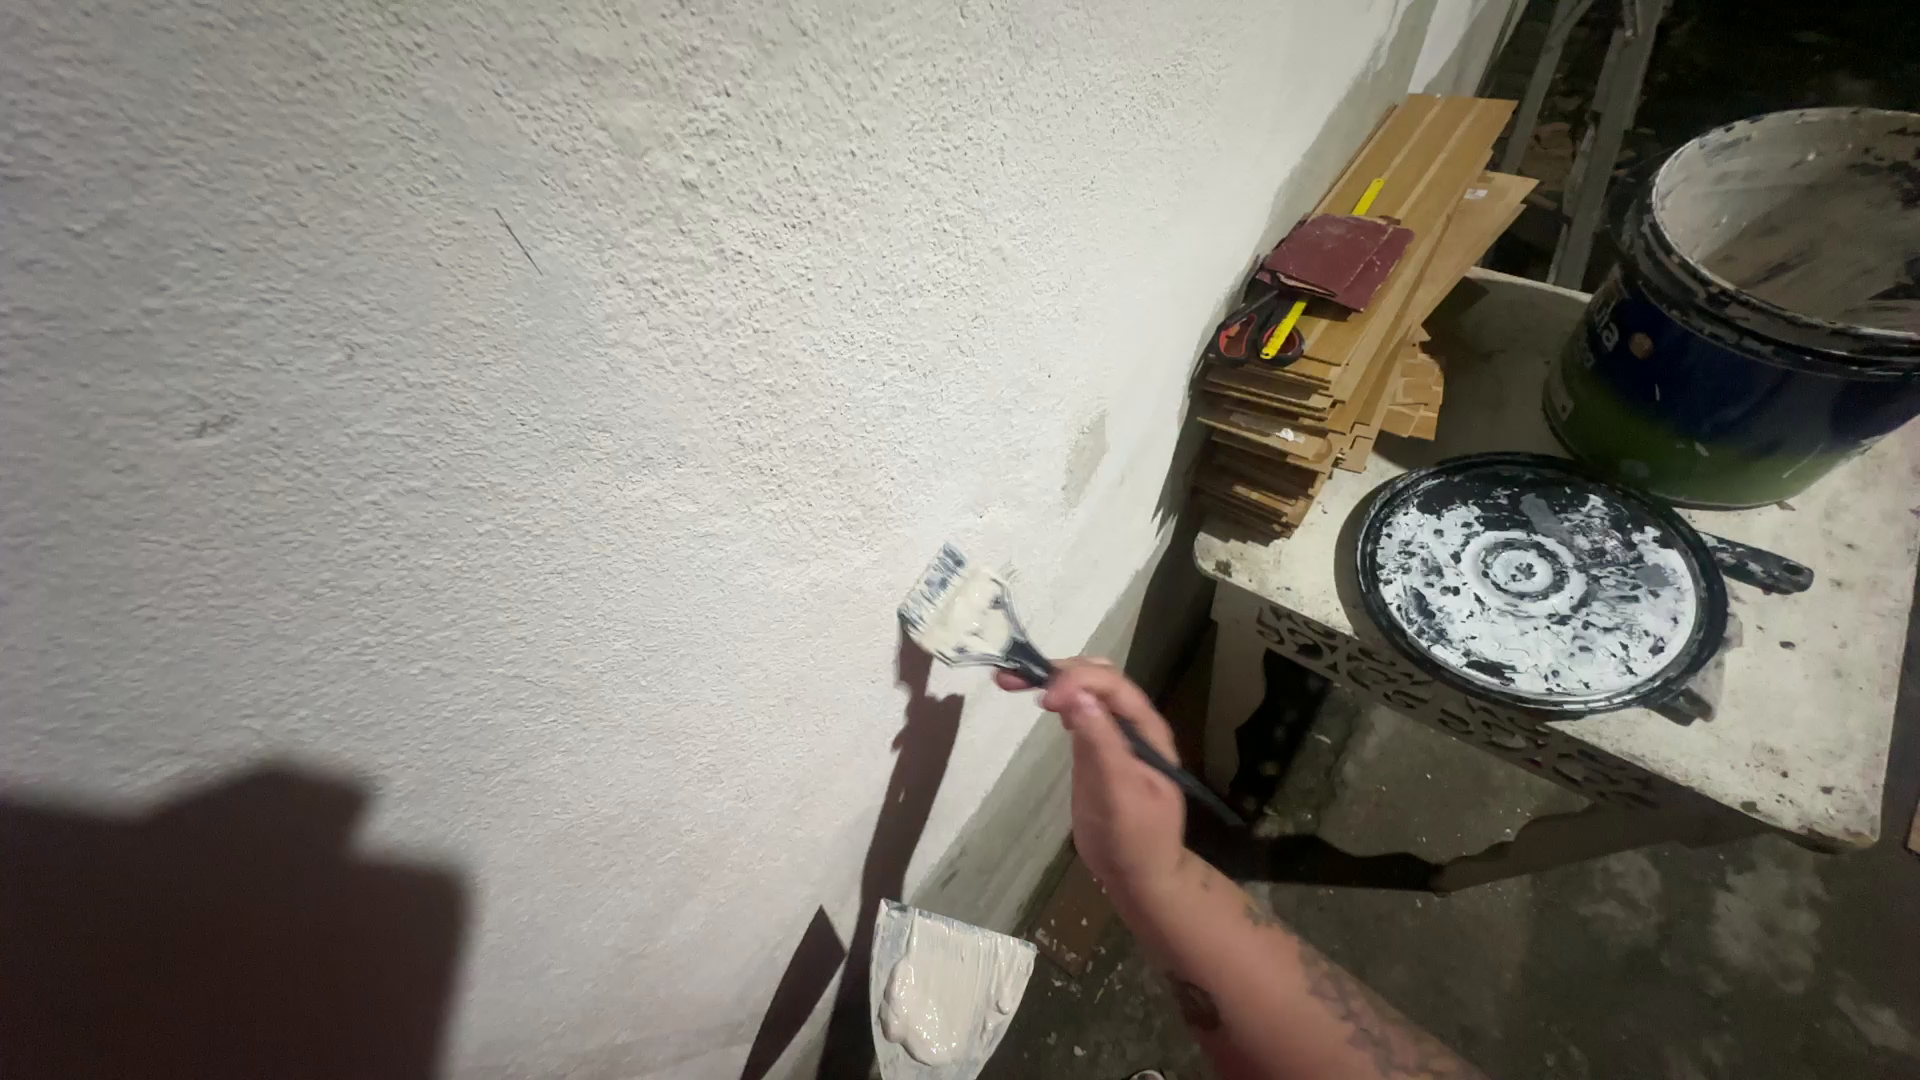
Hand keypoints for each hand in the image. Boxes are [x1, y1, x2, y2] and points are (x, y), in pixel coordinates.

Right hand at [994, 658, 1187, 898]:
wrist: (1140, 875)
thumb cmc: (1135, 838)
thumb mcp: (1119, 792)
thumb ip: (1100, 742)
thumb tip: (1076, 695)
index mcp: (1146, 728)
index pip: (1112, 685)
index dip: (1077, 681)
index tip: (1044, 699)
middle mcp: (1130, 722)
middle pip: (1096, 677)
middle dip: (1058, 671)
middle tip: (1014, 680)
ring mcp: (1112, 732)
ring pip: (1084, 689)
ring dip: (1052, 679)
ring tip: (1012, 682)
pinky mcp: (1093, 746)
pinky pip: (1077, 710)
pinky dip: (1056, 699)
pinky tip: (1038, 701)